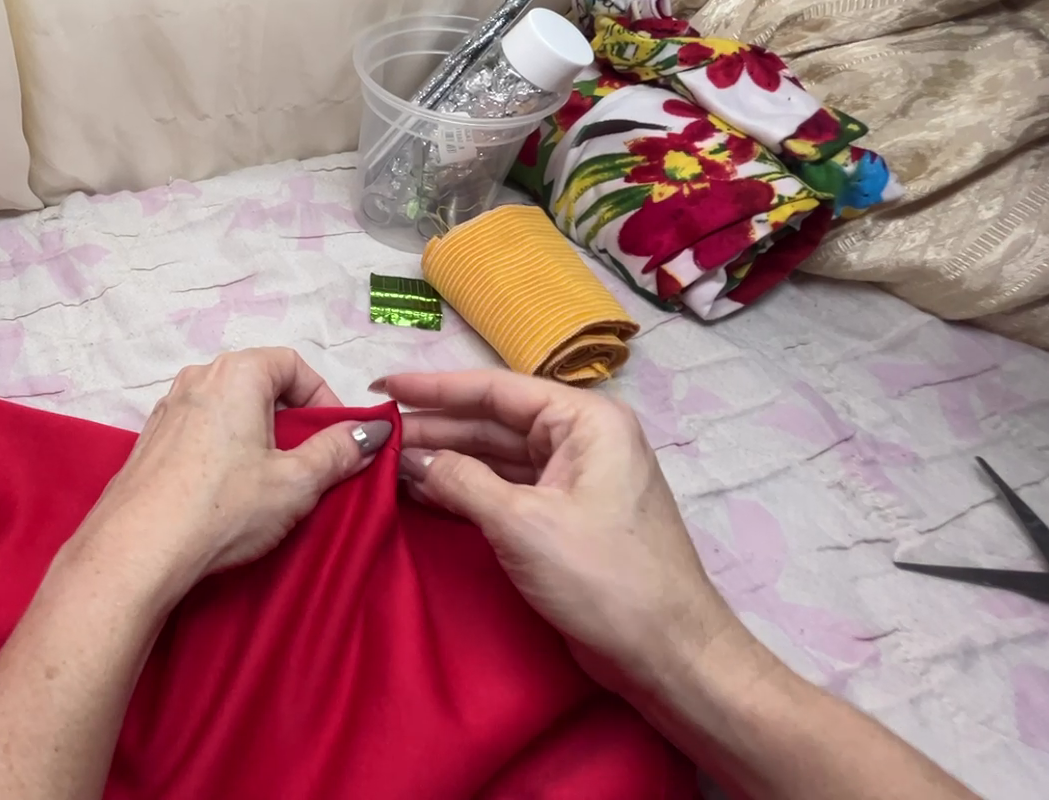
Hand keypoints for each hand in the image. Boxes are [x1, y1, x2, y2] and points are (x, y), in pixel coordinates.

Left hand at [72, 348, 390, 599]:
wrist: (138, 546)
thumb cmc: (224, 506)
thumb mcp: (295, 482)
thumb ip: (338, 451)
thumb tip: (373, 431)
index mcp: (236, 373)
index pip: (292, 364)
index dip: (323, 398)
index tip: (338, 437)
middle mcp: (198, 377)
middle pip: (259, 381)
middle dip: (293, 417)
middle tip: (310, 461)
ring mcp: (169, 405)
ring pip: (230, 405)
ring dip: (259, 432)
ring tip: (271, 478)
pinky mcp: (152, 436)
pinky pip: (202, 425)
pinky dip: (227, 443)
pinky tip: (228, 487)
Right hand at [377, 369, 744, 696]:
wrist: (670, 661)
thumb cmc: (605, 579)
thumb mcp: (521, 522)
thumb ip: (458, 479)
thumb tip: (408, 458)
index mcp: (584, 420)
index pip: (494, 389)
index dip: (432, 388)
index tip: (383, 387)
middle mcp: (577, 438)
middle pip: (489, 421)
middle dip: (433, 428)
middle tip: (378, 432)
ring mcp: (569, 477)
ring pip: (491, 454)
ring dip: (443, 459)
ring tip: (388, 461)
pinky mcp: (559, 512)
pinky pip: (500, 486)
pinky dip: (461, 488)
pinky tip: (420, 490)